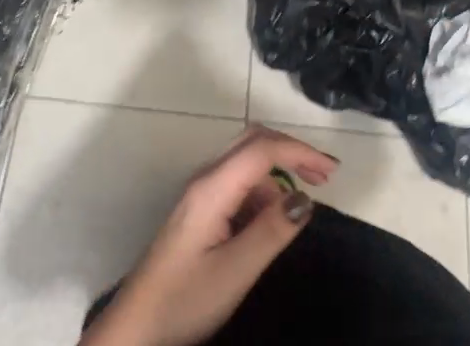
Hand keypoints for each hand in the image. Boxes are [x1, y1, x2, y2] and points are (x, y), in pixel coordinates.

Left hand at [82, 125, 337, 345]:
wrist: (135, 327)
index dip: (301, 152)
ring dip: (278, 171)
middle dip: (291, 150)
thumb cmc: (185, 300)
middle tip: (325, 176)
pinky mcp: (198, 211)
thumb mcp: (236, 270)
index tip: (334, 172)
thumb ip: (272, 230)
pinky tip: (273, 218)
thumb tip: (306, 198)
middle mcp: (204, 180)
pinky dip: (263, 190)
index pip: (262, 149)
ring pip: (245, 161)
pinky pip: (237, 183)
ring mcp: (199, 194)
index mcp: (212, 188)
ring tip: (303, 205)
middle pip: (252, 142)